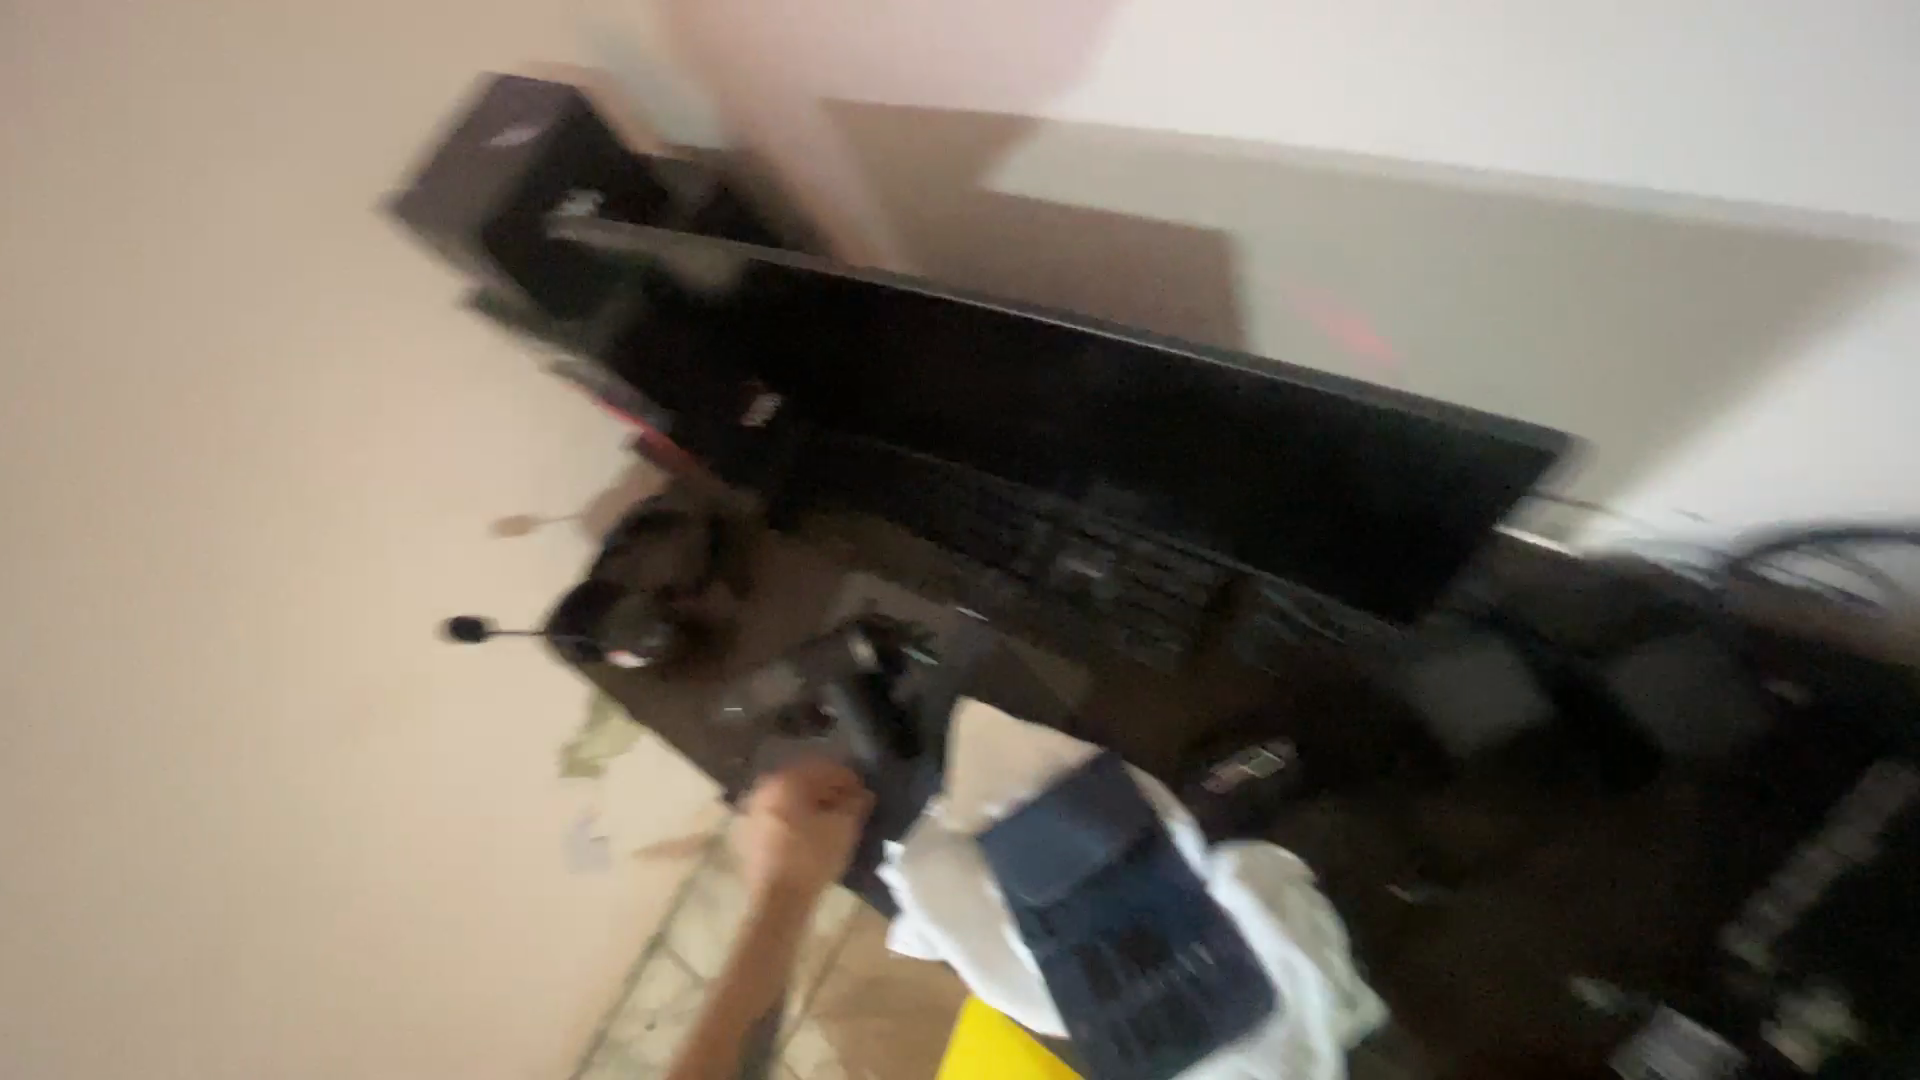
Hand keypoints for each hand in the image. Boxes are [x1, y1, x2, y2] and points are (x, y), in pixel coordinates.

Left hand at [736, 758, 874, 906]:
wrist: (778, 902)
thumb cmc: (812, 857)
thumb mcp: (844, 827)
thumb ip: (856, 802)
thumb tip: (863, 793)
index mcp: (786, 780)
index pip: (823, 768)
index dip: (847, 778)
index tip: (863, 791)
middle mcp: (764, 789)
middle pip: (804, 781)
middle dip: (828, 790)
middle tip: (849, 803)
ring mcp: (753, 812)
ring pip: (790, 800)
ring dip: (812, 805)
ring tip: (832, 819)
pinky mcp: (749, 835)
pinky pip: (779, 817)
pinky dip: (796, 820)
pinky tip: (812, 834)